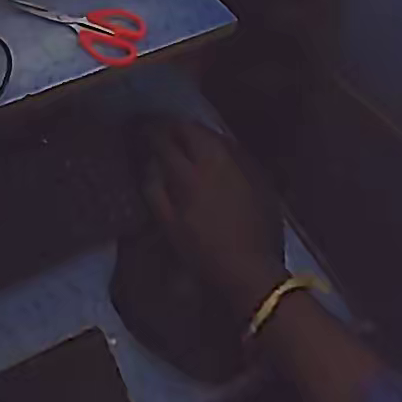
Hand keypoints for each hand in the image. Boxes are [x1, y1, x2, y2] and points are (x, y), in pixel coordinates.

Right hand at [143, 120, 286, 316]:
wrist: (255, 275)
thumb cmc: (204, 253)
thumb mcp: (169, 225)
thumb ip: (154, 189)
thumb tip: (149, 164)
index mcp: (188, 175)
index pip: (163, 139)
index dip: (149, 131)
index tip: (141, 131)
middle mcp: (215, 162)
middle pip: (191, 129)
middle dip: (174, 127)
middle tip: (164, 132)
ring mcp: (240, 167)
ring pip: (215, 135)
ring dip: (198, 134)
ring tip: (188, 141)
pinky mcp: (259, 176)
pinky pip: (235, 150)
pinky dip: (220, 148)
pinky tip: (216, 158)